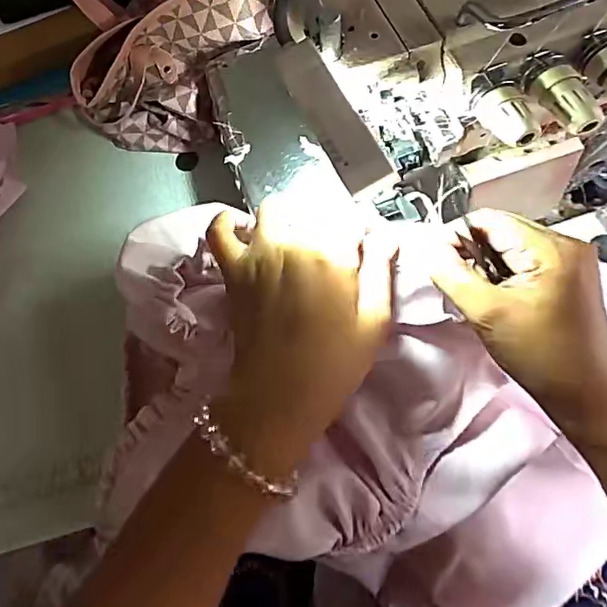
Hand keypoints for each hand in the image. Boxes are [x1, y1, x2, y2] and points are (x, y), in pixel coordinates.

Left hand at [205, 195, 397, 479]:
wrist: (279, 397)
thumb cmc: (333, 364)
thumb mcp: (374, 321)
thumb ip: (381, 269)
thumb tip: (386, 234)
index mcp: (332, 255)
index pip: (349, 218)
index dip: (358, 234)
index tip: (361, 252)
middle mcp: (292, 244)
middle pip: (311, 210)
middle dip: (324, 225)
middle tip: (330, 256)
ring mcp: (257, 253)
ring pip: (272, 210)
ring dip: (286, 219)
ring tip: (295, 242)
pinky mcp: (233, 268)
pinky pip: (220, 230)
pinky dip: (229, 222)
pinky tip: (246, 230)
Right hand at [428, 209, 606, 427]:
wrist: (588, 397)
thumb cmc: (545, 359)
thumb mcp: (486, 313)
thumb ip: (452, 273)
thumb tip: (430, 247)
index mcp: (553, 247)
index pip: (489, 219)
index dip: (458, 236)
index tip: (442, 260)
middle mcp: (568, 244)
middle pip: (501, 230)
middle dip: (476, 255)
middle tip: (466, 287)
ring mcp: (573, 260)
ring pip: (511, 247)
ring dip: (491, 268)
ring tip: (488, 299)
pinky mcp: (571, 276)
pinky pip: (526, 262)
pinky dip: (508, 277)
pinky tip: (505, 302)